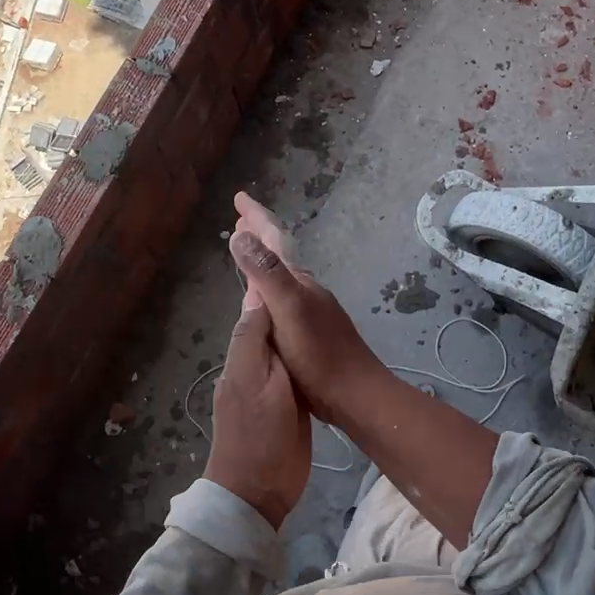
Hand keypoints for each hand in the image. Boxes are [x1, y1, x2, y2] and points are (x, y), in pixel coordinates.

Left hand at [204, 300, 310, 528]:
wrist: (258, 493)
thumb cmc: (260, 436)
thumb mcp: (258, 382)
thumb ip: (256, 341)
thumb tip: (256, 296)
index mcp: (242, 357)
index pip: (257, 314)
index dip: (274, 293)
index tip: (299, 274)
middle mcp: (252, 367)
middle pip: (271, 330)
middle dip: (289, 312)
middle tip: (322, 293)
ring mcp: (269, 388)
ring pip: (283, 350)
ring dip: (298, 334)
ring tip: (326, 315)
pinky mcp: (285, 406)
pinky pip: (293, 372)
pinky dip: (304, 358)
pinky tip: (323, 351)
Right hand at [230, 192, 385, 426]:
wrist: (356, 396)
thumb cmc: (320, 355)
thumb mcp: (289, 311)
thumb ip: (267, 274)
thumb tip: (241, 235)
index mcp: (299, 281)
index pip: (275, 239)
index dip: (256, 217)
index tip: (239, 197)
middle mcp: (305, 290)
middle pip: (278, 254)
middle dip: (259, 234)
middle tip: (240, 218)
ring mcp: (310, 310)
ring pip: (281, 276)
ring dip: (263, 260)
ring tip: (246, 252)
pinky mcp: (310, 332)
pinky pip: (282, 297)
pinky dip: (268, 286)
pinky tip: (264, 301)